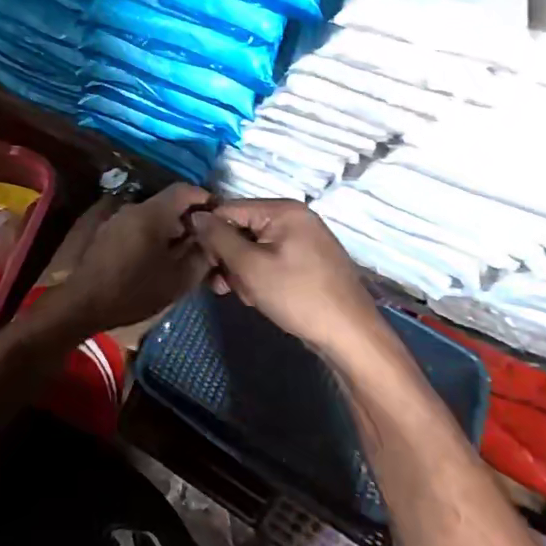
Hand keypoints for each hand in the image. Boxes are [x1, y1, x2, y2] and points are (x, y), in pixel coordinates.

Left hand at [33, 184, 212, 341]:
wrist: (84, 303)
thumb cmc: (134, 290)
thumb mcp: (178, 279)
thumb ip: (201, 256)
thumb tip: (212, 240)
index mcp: (152, 212)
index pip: (185, 190)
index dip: (205, 198)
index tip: (220, 217)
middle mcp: (133, 208)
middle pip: (168, 204)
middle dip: (189, 220)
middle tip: (205, 242)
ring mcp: (117, 219)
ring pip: (153, 216)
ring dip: (170, 229)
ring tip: (184, 253)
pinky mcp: (107, 232)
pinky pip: (138, 226)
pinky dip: (153, 235)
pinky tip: (158, 258)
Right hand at [190, 199, 386, 359]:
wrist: (349, 336)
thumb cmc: (297, 296)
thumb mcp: (249, 266)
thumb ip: (218, 237)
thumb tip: (195, 216)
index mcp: (284, 210)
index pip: (229, 209)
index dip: (211, 234)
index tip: (206, 264)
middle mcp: (295, 218)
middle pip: (242, 228)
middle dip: (230, 258)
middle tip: (227, 286)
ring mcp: (304, 240)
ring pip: (254, 248)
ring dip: (243, 272)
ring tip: (250, 296)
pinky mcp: (308, 261)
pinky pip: (271, 260)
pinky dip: (261, 276)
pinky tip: (261, 298)